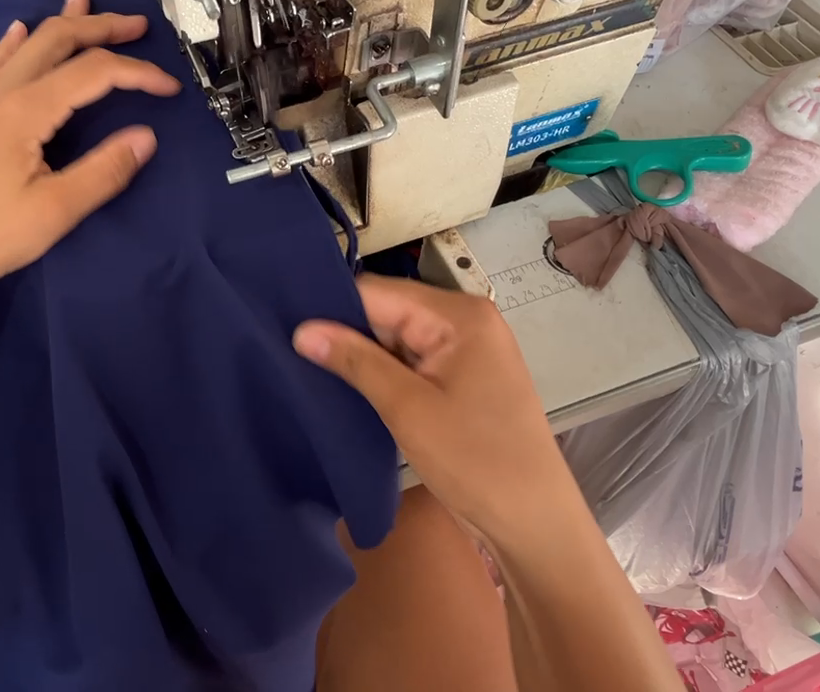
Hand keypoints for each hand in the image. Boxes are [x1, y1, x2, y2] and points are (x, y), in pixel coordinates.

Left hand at [0, 0, 180, 311]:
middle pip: (57, 39)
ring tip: (84, 0)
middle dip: (101, 26)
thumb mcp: (57, 211)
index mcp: (27, 109)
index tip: (170, 90)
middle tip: (137, 25)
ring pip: (26, 44)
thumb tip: (147, 136)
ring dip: (62, 23)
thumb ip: (105, 170)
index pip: (95, 72)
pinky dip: (16, 41)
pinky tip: (17, 32)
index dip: (138, 74)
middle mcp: (2, 92)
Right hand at [294, 275, 562, 544]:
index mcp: (459, 314)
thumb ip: (354, 361)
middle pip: (386, 312)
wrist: (535, 526)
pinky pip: (410, 360)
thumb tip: (300, 330)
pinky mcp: (461, 376)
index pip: (377, 293)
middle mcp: (465, 319)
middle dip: (345, 333)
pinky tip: (348, 386)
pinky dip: (382, 373)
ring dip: (362, 356)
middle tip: (291, 350)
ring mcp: (466, 349)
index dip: (332, 308)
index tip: (285, 324)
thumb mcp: (407, 408)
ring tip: (309, 368)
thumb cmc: (476, 461)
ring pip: (394, 337)